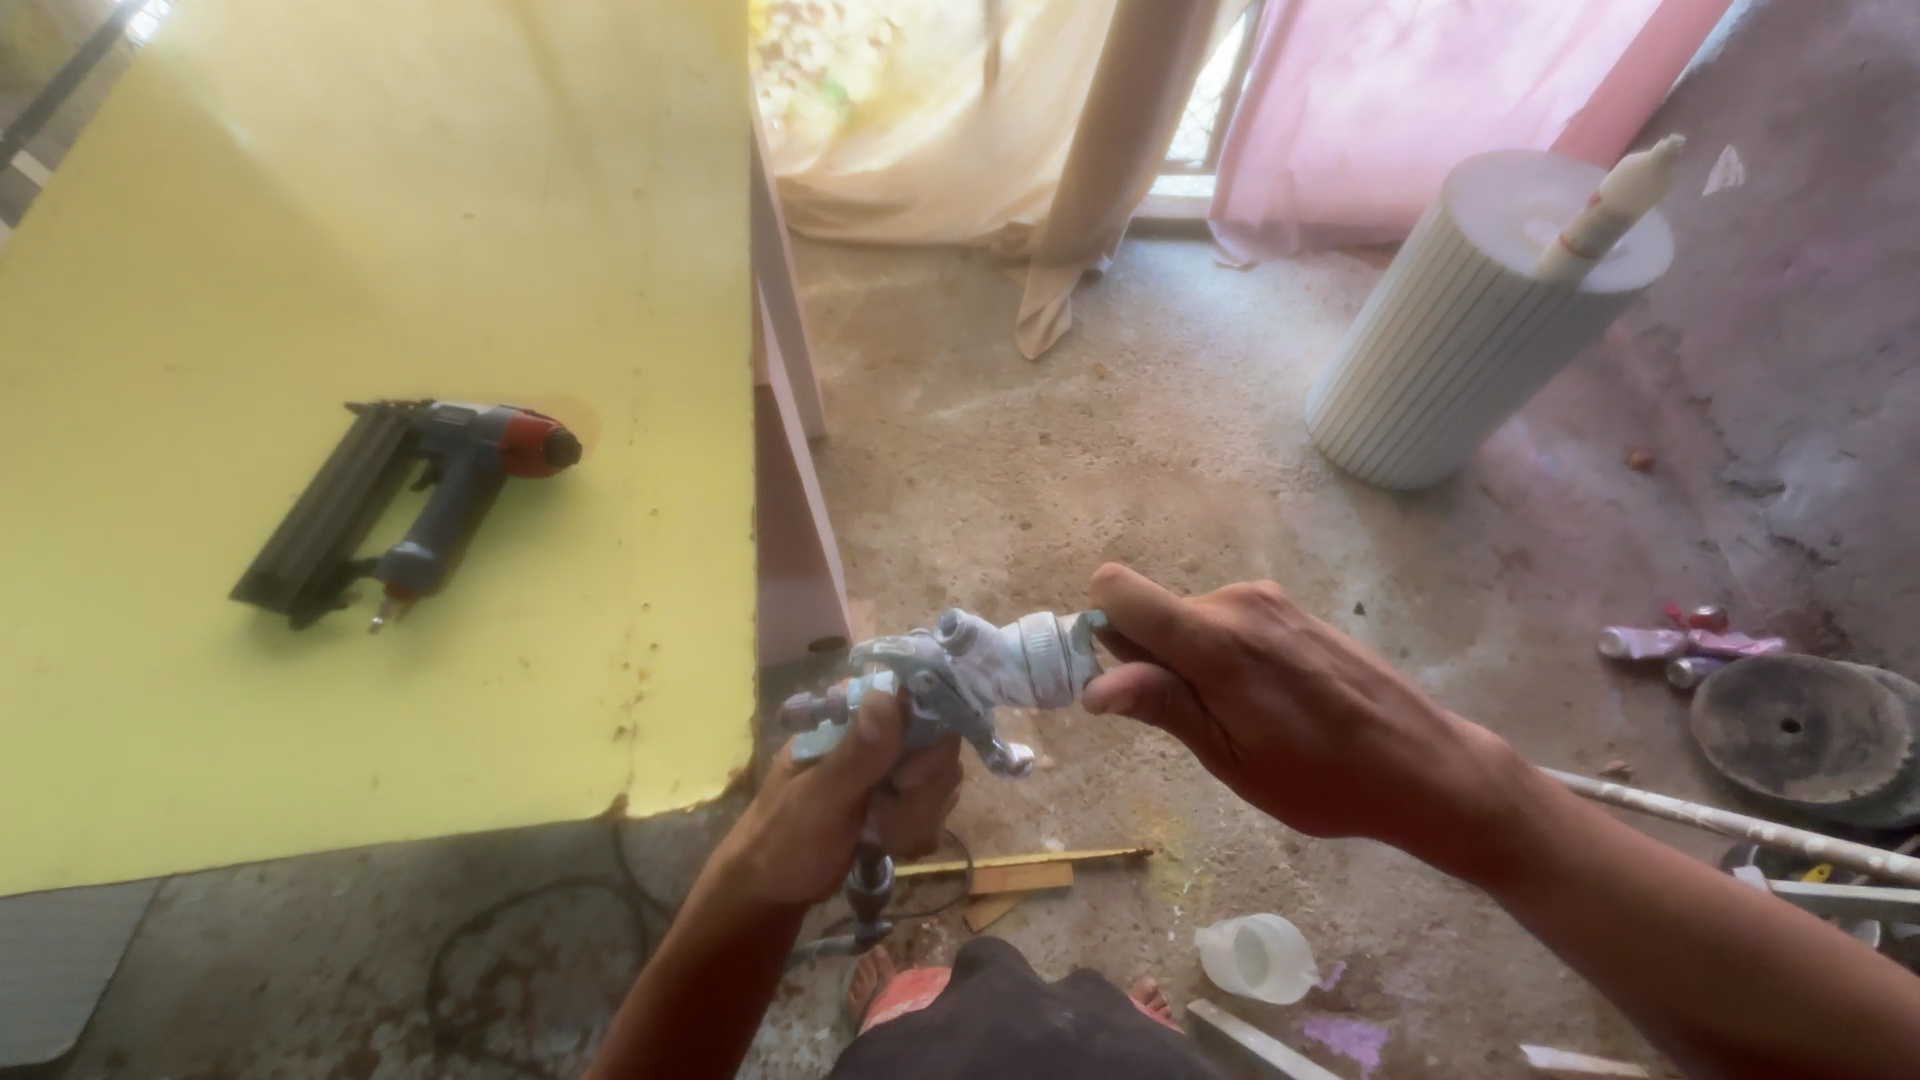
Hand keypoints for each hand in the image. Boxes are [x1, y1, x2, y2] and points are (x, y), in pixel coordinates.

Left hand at [712, 689, 962, 908]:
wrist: (775, 888)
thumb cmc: (781, 838)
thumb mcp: (814, 800)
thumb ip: (854, 755)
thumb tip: (886, 699)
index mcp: (850, 713)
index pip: (914, 696)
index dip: (925, 736)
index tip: (904, 780)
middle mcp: (879, 729)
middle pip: (939, 741)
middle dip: (920, 793)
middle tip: (881, 817)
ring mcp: (894, 762)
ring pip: (943, 776)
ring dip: (917, 817)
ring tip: (877, 834)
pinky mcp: (905, 795)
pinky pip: (939, 803)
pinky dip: (919, 830)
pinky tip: (888, 843)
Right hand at [1082, 563, 1540, 882]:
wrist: (1426, 765)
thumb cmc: (1322, 780)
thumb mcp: (1231, 758)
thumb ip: (1162, 705)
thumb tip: (1091, 686)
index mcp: (1214, 639)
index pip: (1116, 589)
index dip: (1100, 628)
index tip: (1124, 679)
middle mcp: (1235, 601)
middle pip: (1150, 611)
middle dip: (1151, 658)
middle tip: (1200, 719)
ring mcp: (1266, 599)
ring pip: (1186, 617)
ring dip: (1188, 658)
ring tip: (1240, 713)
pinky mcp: (1286, 606)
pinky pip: (1221, 617)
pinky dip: (1219, 650)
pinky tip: (1266, 695)